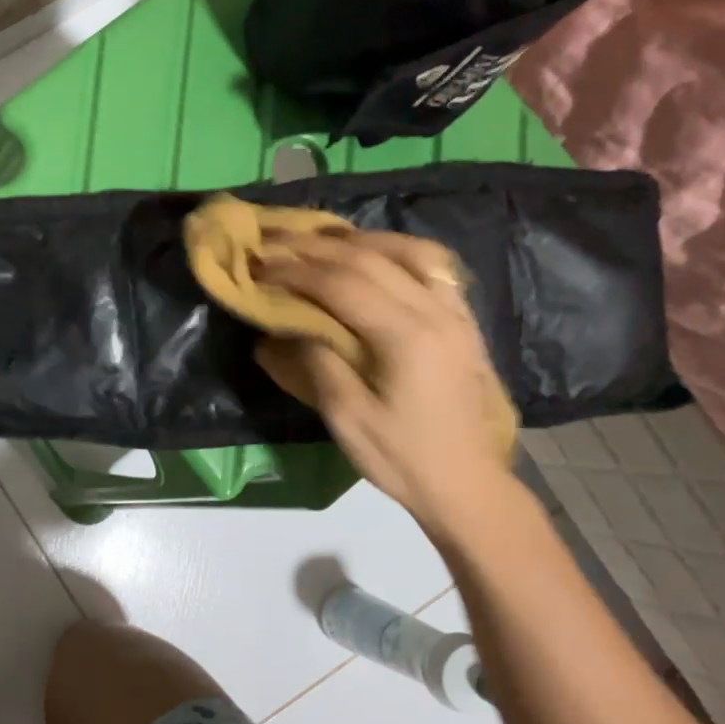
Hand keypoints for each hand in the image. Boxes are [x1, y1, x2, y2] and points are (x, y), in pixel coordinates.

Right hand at [256, 232, 513, 521]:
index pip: (341, 283)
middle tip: (273, 242)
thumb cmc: (401, 456)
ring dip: (356, 239)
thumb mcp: (346, 416)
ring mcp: (455, 312)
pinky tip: (370, 255)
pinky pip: (431, 266)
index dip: (294, 269)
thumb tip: (284, 325)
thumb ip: (315, 361)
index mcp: (406, 336)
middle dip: (315, 246)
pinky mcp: (462, 320)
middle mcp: (436, 312)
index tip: (257, 264)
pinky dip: (394, 250)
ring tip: (318, 239)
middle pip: (370, 258)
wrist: (468, 484)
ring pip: (406, 251)